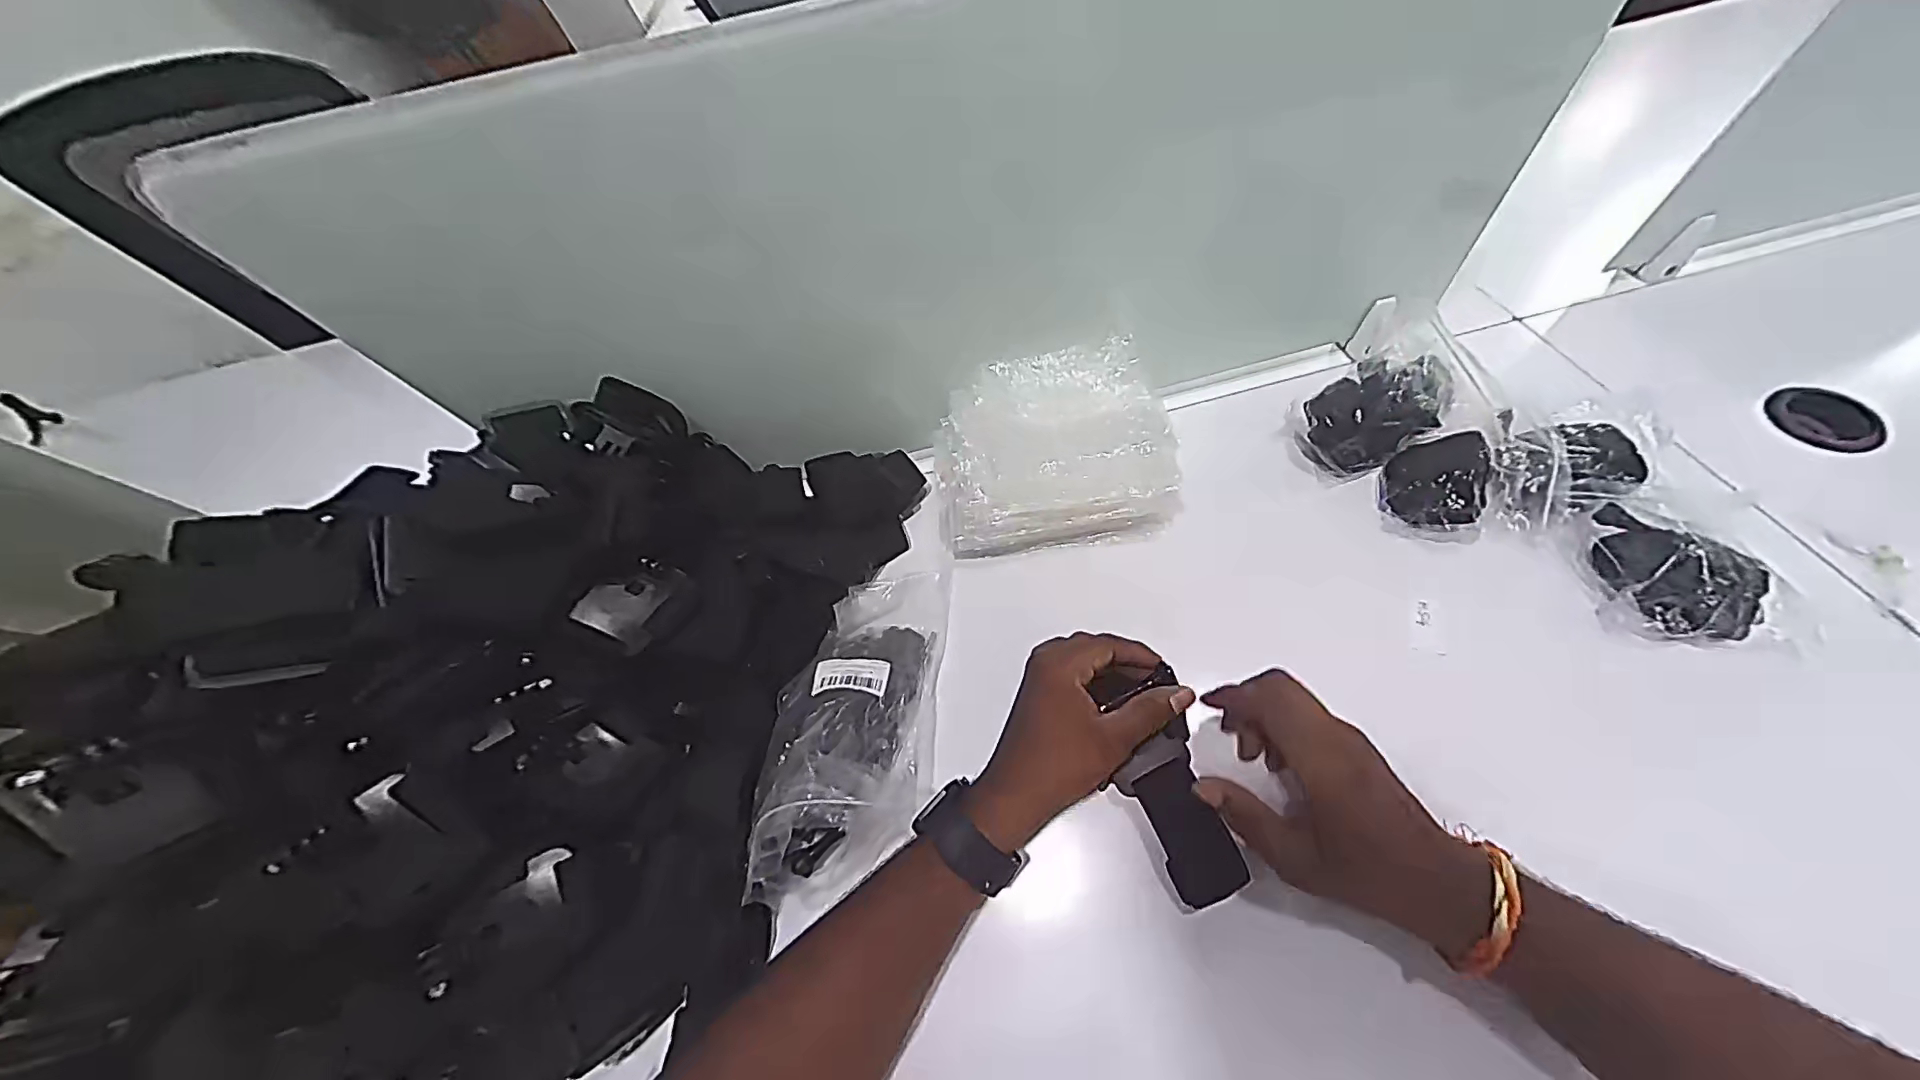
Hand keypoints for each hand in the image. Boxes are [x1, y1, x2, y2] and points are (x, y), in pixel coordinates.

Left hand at [969, 634, 1195, 851]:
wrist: (1017, 797)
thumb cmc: (1048, 770)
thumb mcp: (1115, 738)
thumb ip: (1151, 711)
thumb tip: (1175, 694)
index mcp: (1058, 665)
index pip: (1110, 644)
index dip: (1143, 657)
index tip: (1164, 672)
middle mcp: (1044, 665)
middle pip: (1097, 650)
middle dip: (1129, 667)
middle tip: (1156, 685)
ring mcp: (1039, 680)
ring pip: (1085, 665)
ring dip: (1114, 679)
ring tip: (1141, 702)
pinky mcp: (1038, 696)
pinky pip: (1073, 678)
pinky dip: (1097, 689)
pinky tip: (1116, 713)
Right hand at [1193, 670, 1486, 958]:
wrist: (1436, 882)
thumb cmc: (1375, 872)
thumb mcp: (1293, 856)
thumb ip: (1243, 815)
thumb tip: (1206, 789)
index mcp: (1322, 759)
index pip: (1270, 698)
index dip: (1232, 696)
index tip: (1210, 705)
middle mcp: (1338, 738)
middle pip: (1278, 687)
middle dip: (1245, 703)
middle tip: (1233, 736)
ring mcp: (1349, 739)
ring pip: (1293, 699)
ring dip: (1264, 715)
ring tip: (1255, 757)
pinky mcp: (1354, 746)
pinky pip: (1308, 715)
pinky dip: (1282, 725)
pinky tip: (1279, 764)